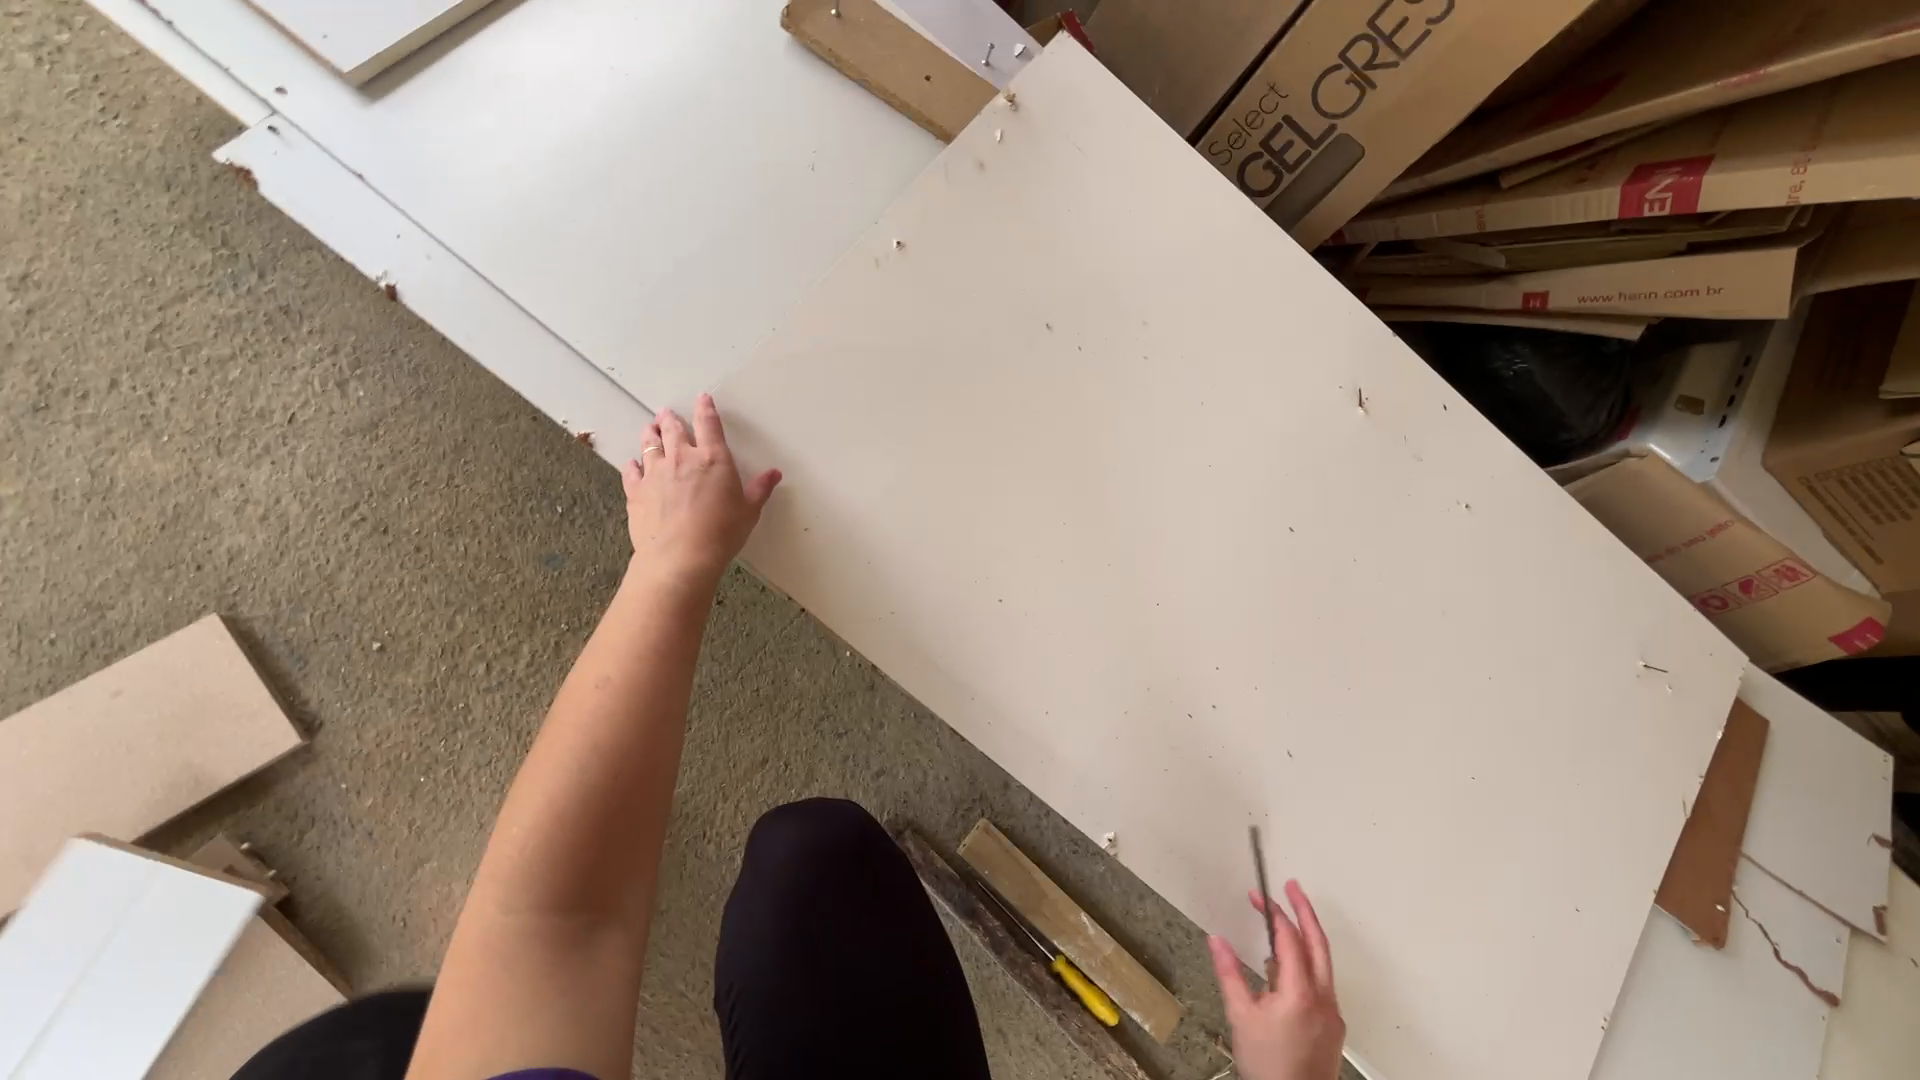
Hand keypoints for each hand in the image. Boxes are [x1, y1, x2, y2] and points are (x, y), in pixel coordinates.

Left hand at [620, 393, 781, 589]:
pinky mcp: (636, 491)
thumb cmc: (722, 532)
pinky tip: (632, 463)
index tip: (703, 398)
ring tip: (650, 428)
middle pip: (673, 430)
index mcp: (713, 459)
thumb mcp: (749, 511)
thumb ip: (760, 489)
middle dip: (671, 419)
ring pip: (650, 444)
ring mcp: (655, 473)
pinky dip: (633, 464)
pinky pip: (631, 471)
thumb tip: (774, 474)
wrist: (681, 556)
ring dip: (650, 434)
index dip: (706, 409)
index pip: (709, 424)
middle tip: (667, 413)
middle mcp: (682, 458)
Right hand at [1208, 881, 1344, 1079]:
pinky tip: (1284, 970)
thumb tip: (1216, 939)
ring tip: (1281, 923)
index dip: (1273, 912)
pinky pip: (1322, 983)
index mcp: (1300, 992)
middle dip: (1305, 911)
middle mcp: (1324, 998)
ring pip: (1323, 963)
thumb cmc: (1265, 1064)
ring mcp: (1333, 1013)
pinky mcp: (1333, 1026)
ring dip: (1306, 937)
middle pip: (1319, 943)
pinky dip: (1306, 964)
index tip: (1257, 895)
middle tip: (1293, 886)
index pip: (1289, 939)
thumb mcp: (1240, 1016)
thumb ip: (1230, 973)